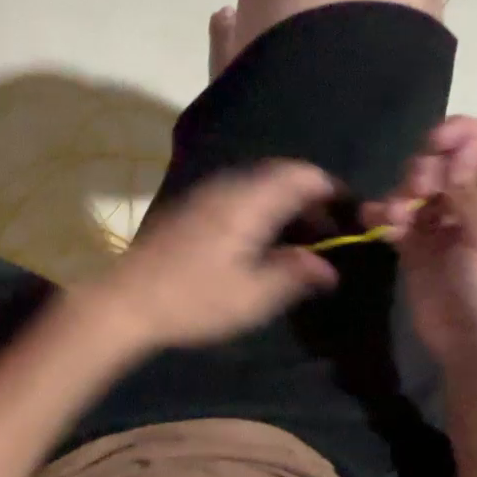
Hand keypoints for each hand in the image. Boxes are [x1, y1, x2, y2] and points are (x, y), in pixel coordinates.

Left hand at [89, 161, 338, 349]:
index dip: (331, 189)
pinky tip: (259, 244)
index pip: (303, 175)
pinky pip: (236, 198)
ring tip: (298, 241)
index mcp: (251, 200)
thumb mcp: (253, 296)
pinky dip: (258, 212)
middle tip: (327, 232)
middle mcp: (229, 186)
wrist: (125, 301)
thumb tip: (328, 267)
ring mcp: (204, 195)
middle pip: (280, 177)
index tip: (350, 211)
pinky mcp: (188, 211)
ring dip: (282, 206)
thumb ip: (295, 275)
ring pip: (256, 187)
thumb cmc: (194, 300)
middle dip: (309, 199)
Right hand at [367, 116, 476, 366]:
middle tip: (416, 188)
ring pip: (415, 185)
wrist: (471, 342)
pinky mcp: (415, 242)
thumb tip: (462, 143)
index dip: (457, 138)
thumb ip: (469, 187)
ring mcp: (443, 219)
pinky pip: (395, 215)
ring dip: (401, 193)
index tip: (435, 143)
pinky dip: (383, 213)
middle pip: (442, 160)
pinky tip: (375, 220)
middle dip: (424, 168)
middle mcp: (475, 197)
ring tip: (395, 215)